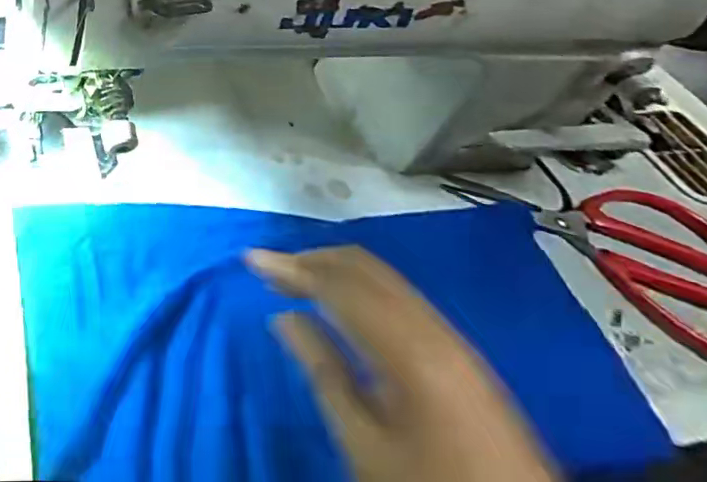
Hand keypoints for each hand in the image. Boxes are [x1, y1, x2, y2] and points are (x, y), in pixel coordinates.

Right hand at [247, 246, 557, 481]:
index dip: (292, 267)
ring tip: (296, 279)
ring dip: (336, 269)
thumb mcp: (366, 446)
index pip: (338, 284)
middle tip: (270, 269)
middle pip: (362, 266)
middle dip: (313, 259)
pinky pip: (397, 293)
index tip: (251, 259)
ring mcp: (446, 330)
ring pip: (381, 275)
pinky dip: (361, 285)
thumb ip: (324, 373)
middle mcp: (427, 321)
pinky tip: (340, 302)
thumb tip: (285, 318)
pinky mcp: (455, 344)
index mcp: (404, 343)